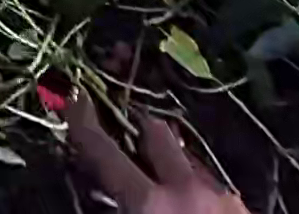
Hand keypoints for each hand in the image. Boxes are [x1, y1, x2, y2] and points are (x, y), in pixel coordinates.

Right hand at [64, 93, 252, 213]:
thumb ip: (121, 209)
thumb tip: (108, 202)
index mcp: (150, 205)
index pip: (103, 150)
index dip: (82, 120)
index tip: (72, 95)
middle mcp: (187, 190)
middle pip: (157, 133)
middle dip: (140, 134)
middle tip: (129, 146)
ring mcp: (226, 204)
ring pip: (192, 162)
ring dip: (175, 169)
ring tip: (169, 195)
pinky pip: (219, 194)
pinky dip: (202, 199)